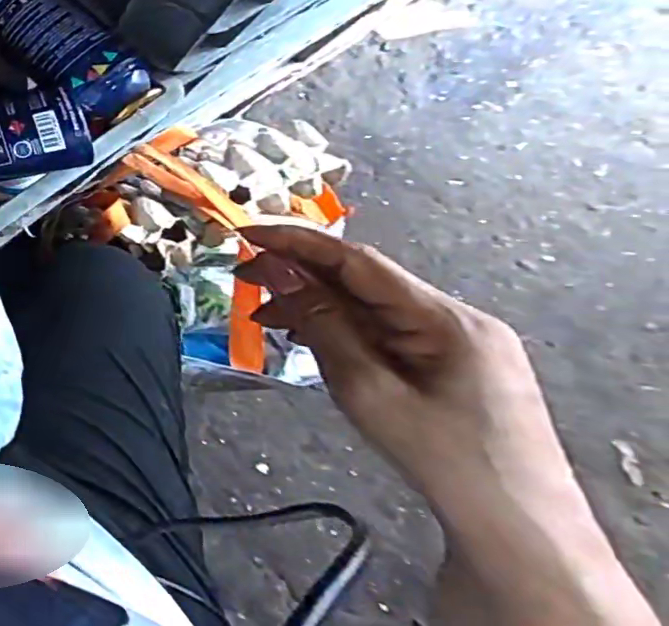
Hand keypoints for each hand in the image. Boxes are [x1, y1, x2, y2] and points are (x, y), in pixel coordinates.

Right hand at [236, 226, 558, 505]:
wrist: (520, 530)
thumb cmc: (441, 455)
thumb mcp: (364, 385)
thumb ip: (319, 319)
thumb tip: (274, 267)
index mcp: (446, 318)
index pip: (356, 259)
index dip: (295, 240)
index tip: (242, 233)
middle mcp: (456, 318)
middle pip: (361, 279)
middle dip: (297, 274)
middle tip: (241, 277)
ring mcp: (457, 340)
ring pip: (367, 303)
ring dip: (312, 303)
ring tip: (264, 316)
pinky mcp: (450, 361)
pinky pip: (380, 326)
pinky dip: (336, 324)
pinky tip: (304, 336)